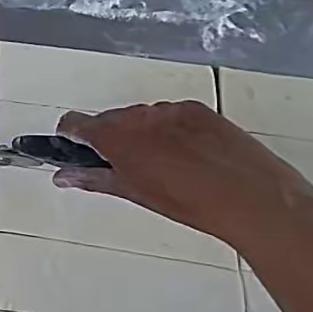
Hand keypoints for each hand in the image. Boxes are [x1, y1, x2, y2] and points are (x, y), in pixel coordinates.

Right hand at [53, 100, 312, 249]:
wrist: (249, 196)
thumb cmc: (189, 202)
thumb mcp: (134, 194)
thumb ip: (94, 179)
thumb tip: (64, 176)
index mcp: (117, 136)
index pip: (77, 123)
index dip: (70, 133)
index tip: (69, 144)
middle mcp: (140, 115)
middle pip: (110, 119)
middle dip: (108, 137)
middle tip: (119, 165)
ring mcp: (170, 109)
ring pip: (141, 117)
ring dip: (140, 133)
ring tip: (159, 165)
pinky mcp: (198, 109)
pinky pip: (170, 114)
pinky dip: (168, 129)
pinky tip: (185, 155)